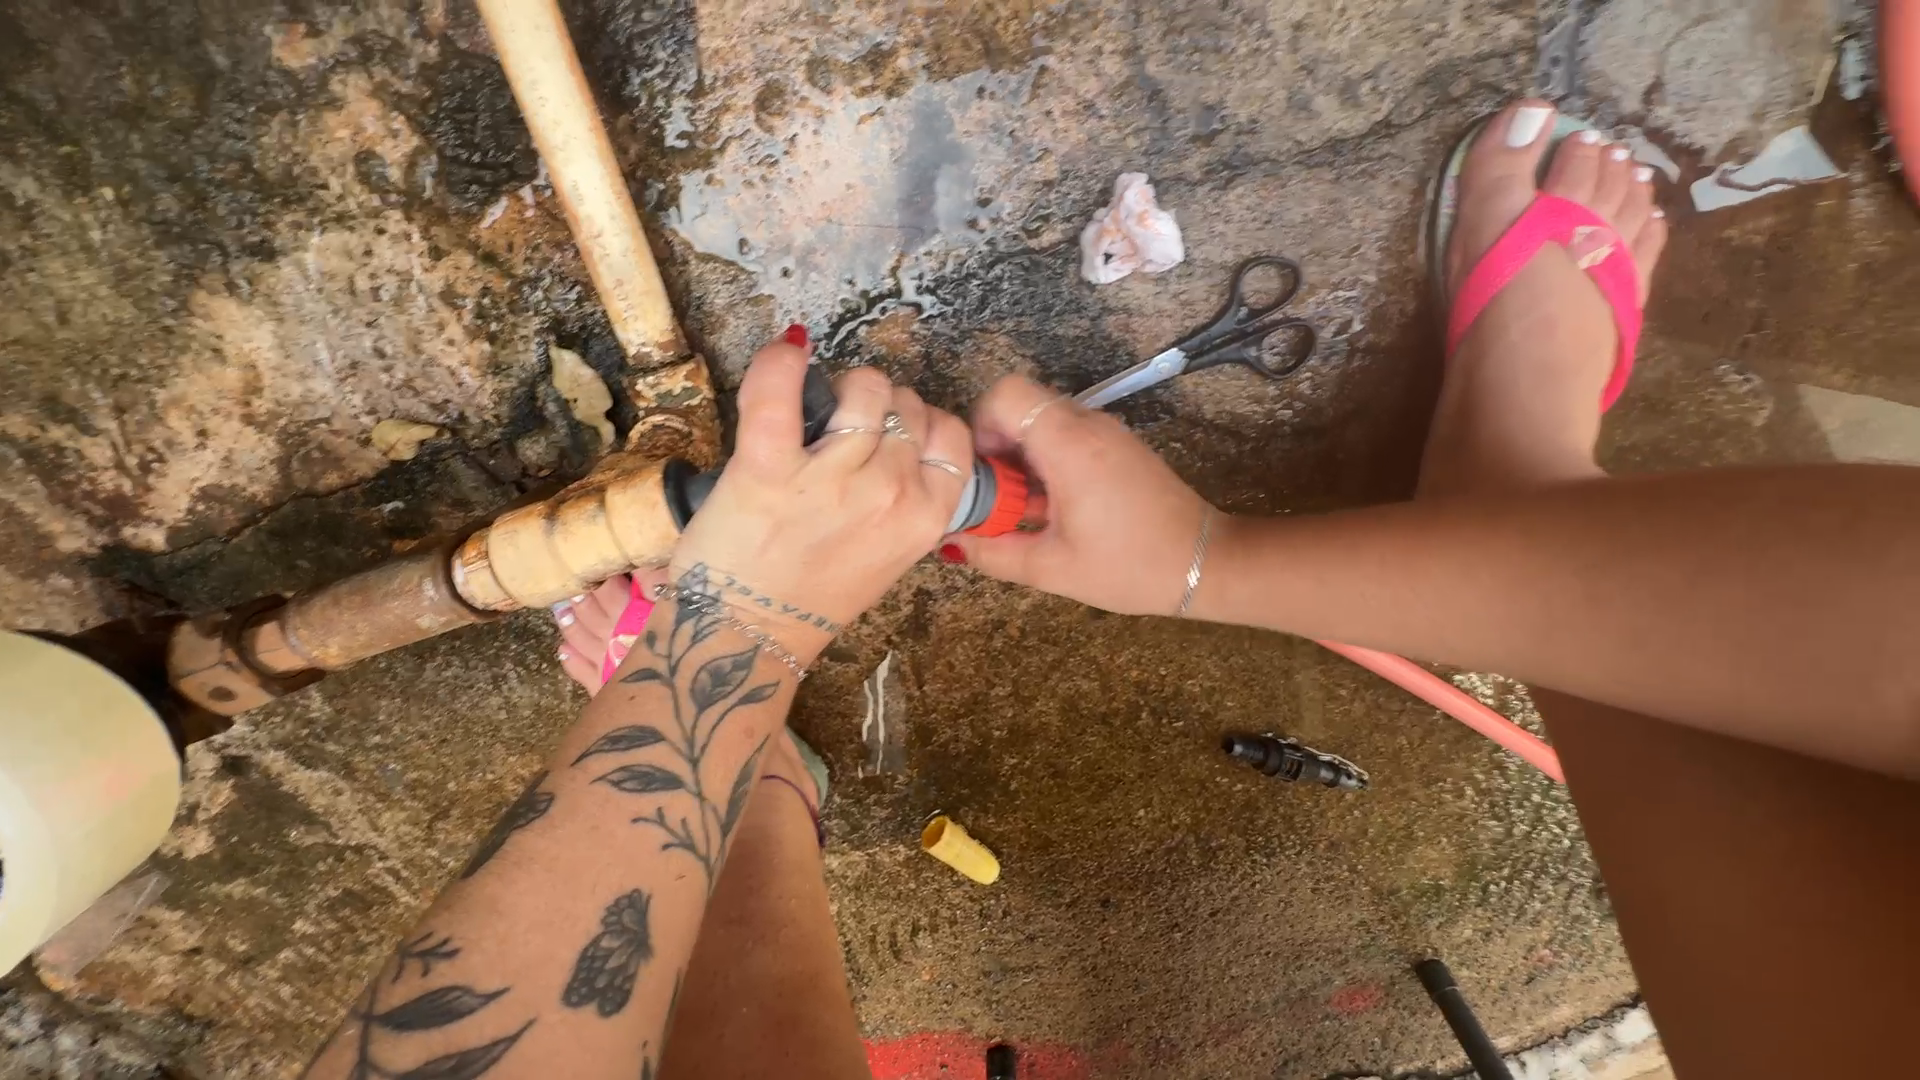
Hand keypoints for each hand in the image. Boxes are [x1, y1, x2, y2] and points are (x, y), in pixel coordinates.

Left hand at [670, 340, 971, 660]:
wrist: (750, 633)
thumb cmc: (819, 599)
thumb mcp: (892, 557)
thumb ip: (909, 504)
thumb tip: (902, 444)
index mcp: (926, 517)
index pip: (951, 436)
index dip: (927, 422)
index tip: (899, 431)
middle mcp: (890, 491)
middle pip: (906, 408)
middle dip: (884, 406)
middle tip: (851, 425)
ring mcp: (832, 477)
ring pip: (864, 390)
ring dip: (847, 386)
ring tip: (822, 404)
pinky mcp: (769, 465)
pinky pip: (781, 390)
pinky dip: (781, 362)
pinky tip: (788, 353)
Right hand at [943, 376, 1215, 615]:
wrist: (1204, 563)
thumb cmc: (1129, 567)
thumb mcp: (1052, 568)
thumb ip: (993, 553)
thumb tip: (950, 542)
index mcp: (1070, 446)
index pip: (1007, 393)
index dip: (981, 424)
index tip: (983, 472)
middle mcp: (1088, 424)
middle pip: (1021, 403)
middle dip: (996, 443)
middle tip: (997, 494)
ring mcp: (1106, 430)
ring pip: (1043, 417)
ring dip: (1021, 453)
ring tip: (1025, 504)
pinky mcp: (1117, 444)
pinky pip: (1067, 432)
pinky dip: (1046, 458)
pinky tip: (1053, 504)